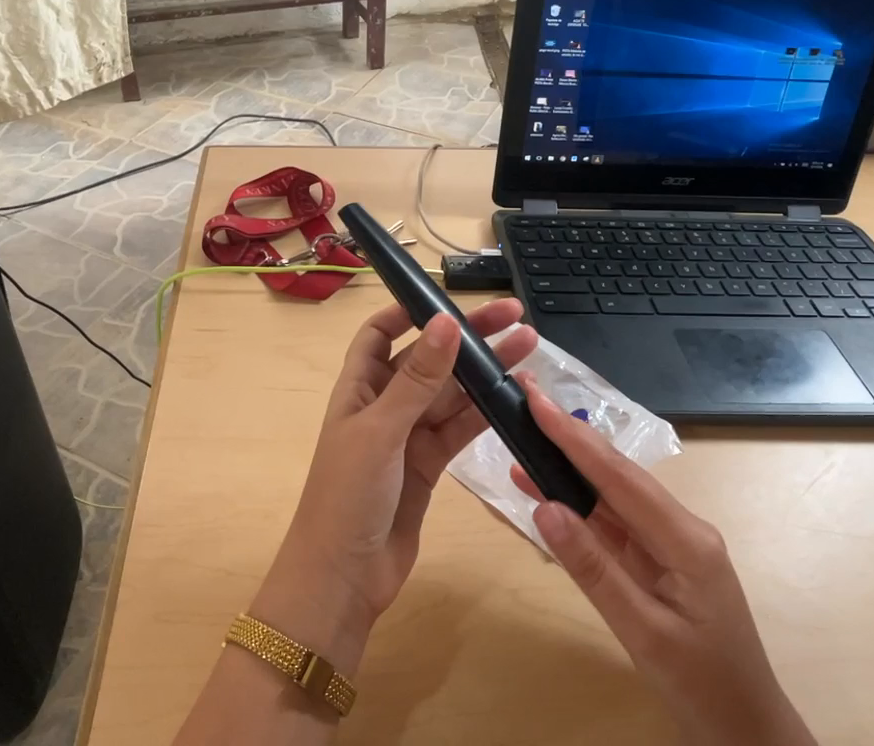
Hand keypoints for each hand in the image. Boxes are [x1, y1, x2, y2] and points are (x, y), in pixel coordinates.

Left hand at [250, 299, 537, 674]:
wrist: (344, 577)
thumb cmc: (348, 496)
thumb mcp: (381, 431)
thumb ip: (417, 379)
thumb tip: (448, 321)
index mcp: (358, 387)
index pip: (380, 333)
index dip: (408, 311)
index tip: (449, 296)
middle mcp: (383, 404)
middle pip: (428, 359)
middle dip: (467, 338)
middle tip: (515, 316)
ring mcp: (408, 436)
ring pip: (450, 394)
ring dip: (485, 373)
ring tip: (529, 348)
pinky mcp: (428, 465)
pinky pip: (459, 429)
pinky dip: (484, 412)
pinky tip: (516, 396)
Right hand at [510, 385, 815, 745]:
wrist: (745, 730)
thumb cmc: (702, 684)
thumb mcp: (643, 632)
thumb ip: (593, 569)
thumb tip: (544, 508)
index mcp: (687, 540)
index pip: (621, 477)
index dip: (575, 438)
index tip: (537, 402)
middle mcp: (680, 528)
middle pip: (616, 475)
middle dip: (569, 437)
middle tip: (526, 399)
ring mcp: (669, 544)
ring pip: (611, 497)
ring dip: (568, 469)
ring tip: (521, 439)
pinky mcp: (657, 560)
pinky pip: (612, 525)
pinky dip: (577, 506)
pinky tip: (544, 491)